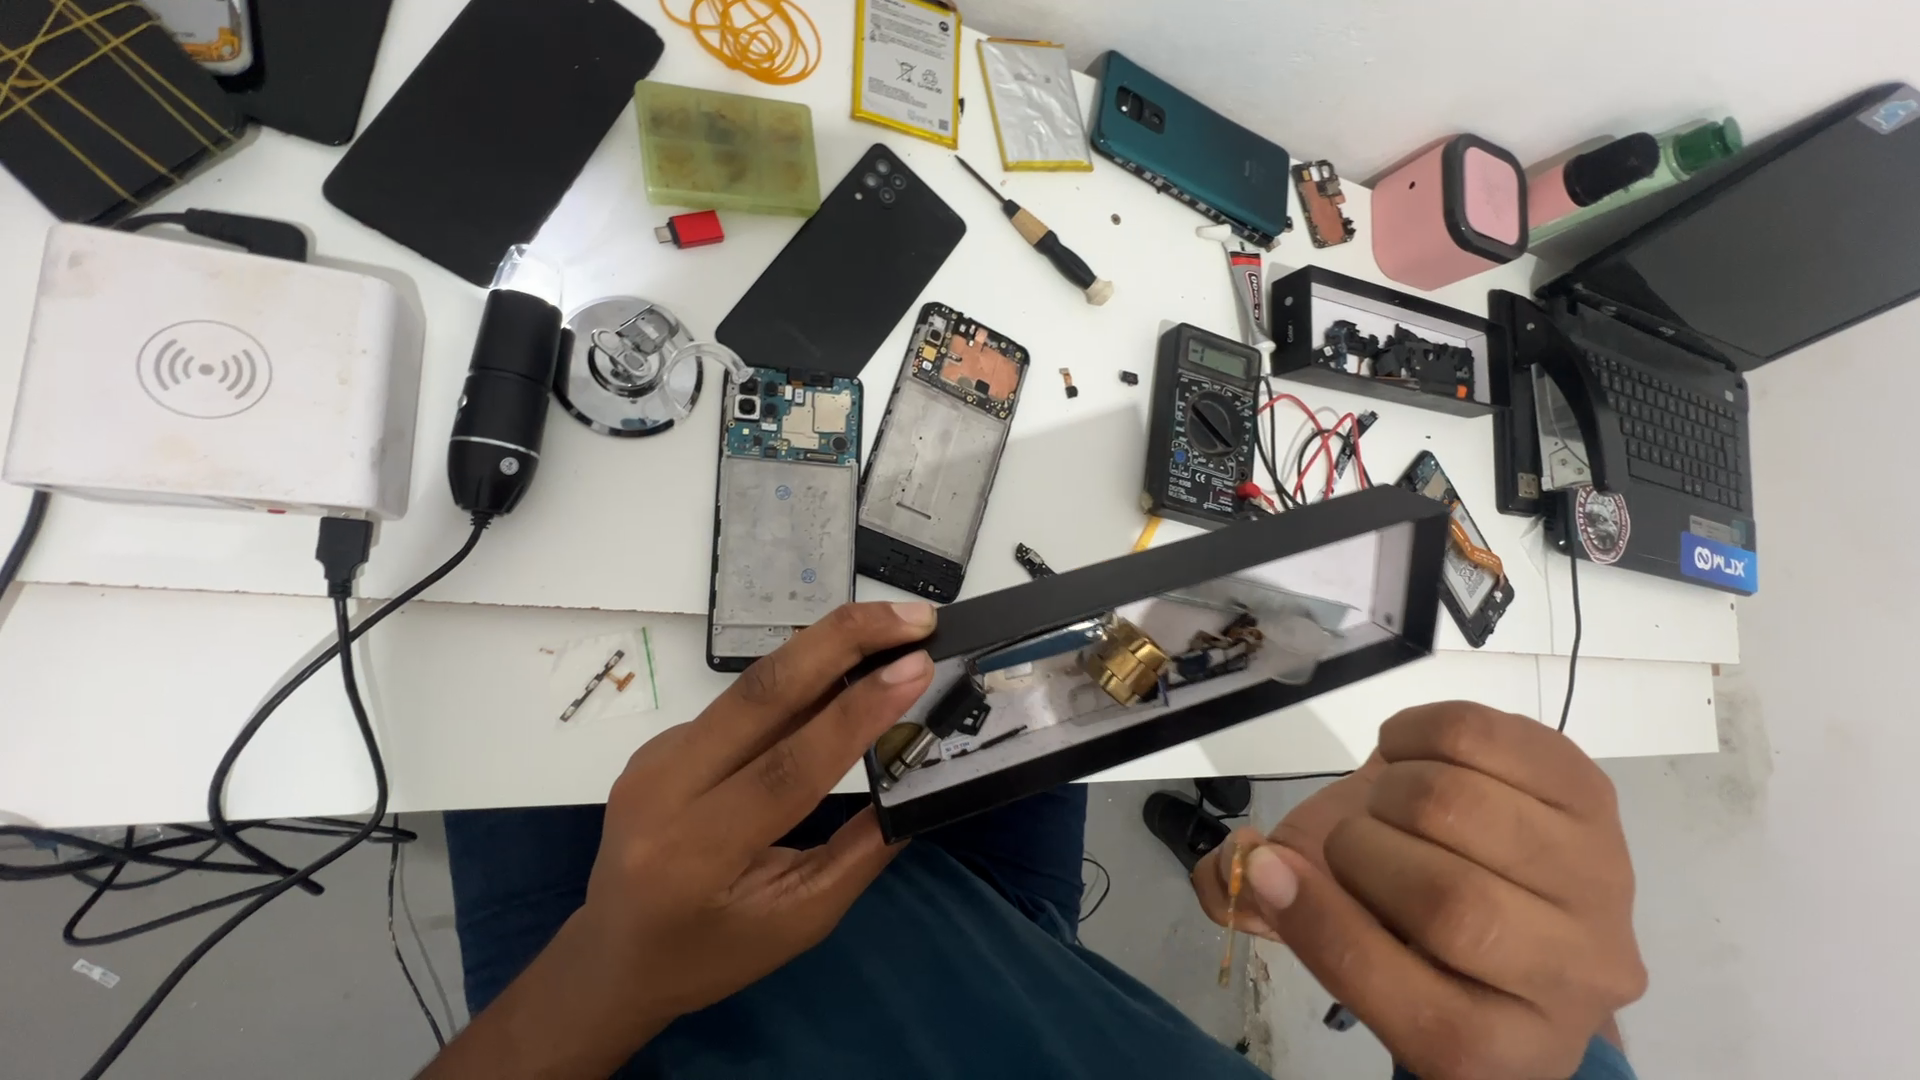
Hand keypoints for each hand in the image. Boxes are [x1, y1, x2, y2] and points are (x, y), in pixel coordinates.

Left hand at [421, 602, 935, 1079]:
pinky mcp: (663, 739)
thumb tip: (917, 770)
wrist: (613, 956)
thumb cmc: (714, 952)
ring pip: (752, 684)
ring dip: (827, 644)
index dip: (857, 712)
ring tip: (892, 625)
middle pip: (761, 694)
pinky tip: (845, 665)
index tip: (917, 665)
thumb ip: (861, 850)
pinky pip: (743, 700)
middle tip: (914, 617)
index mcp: (697, 853)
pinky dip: (802, 674)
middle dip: (843, 641)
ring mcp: (656, 756)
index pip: (789, 768)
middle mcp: (664, 790)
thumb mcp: (801, 917)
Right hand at [1193, 703, 1645, 1079]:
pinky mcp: (1591, 792)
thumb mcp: (1325, 925)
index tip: (1268, 865)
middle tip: (1353, 836)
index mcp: (1499, 1046)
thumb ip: (1260, 908)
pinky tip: (1415, 754)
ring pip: (1460, 807)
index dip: (1322, 929)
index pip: (1417, 1012)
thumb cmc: (1396, 905)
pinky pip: (1485, 737)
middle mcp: (1576, 980)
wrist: (1488, 862)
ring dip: (1392, 788)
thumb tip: (1252, 863)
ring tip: (1391, 800)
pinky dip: (1419, 730)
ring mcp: (1599, 882)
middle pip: (1449, 903)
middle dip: (1360, 847)